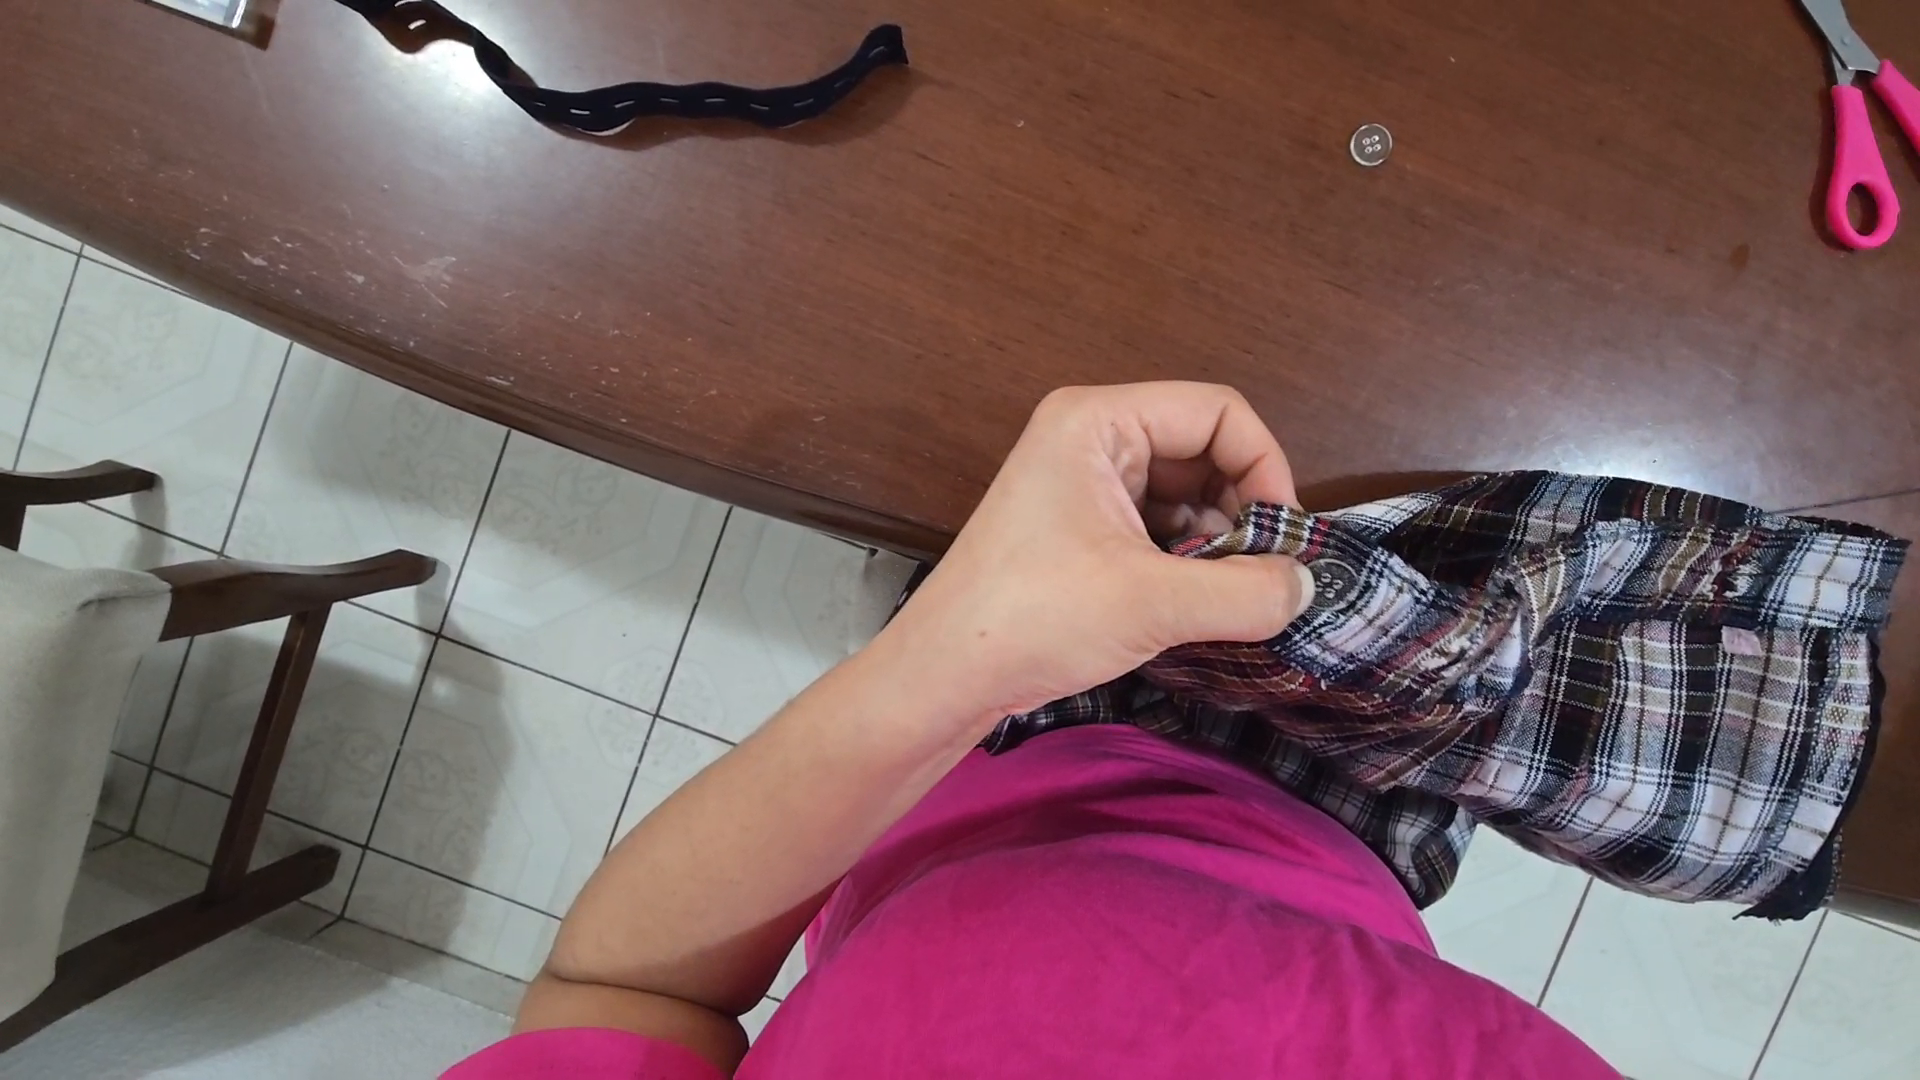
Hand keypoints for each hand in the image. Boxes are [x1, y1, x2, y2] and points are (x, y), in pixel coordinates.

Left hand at [881, 382, 1315, 728]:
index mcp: (1097, 421)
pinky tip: (1189, 598)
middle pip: (1198, 448)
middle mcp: (1086, 436)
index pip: (1217, 411)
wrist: (948, 673)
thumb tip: (1309, 587)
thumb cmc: (1036, 618)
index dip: (1265, 466)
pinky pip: (1148, 522)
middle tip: (1257, 573)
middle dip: (1237, 509)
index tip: (1283, 538)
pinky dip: (1180, 556)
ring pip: (1176, 491)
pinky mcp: (1073, 524)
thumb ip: (1246, 592)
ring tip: (1219, 592)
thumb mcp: (1153, 602)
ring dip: (1211, 540)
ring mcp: (1076, 481)